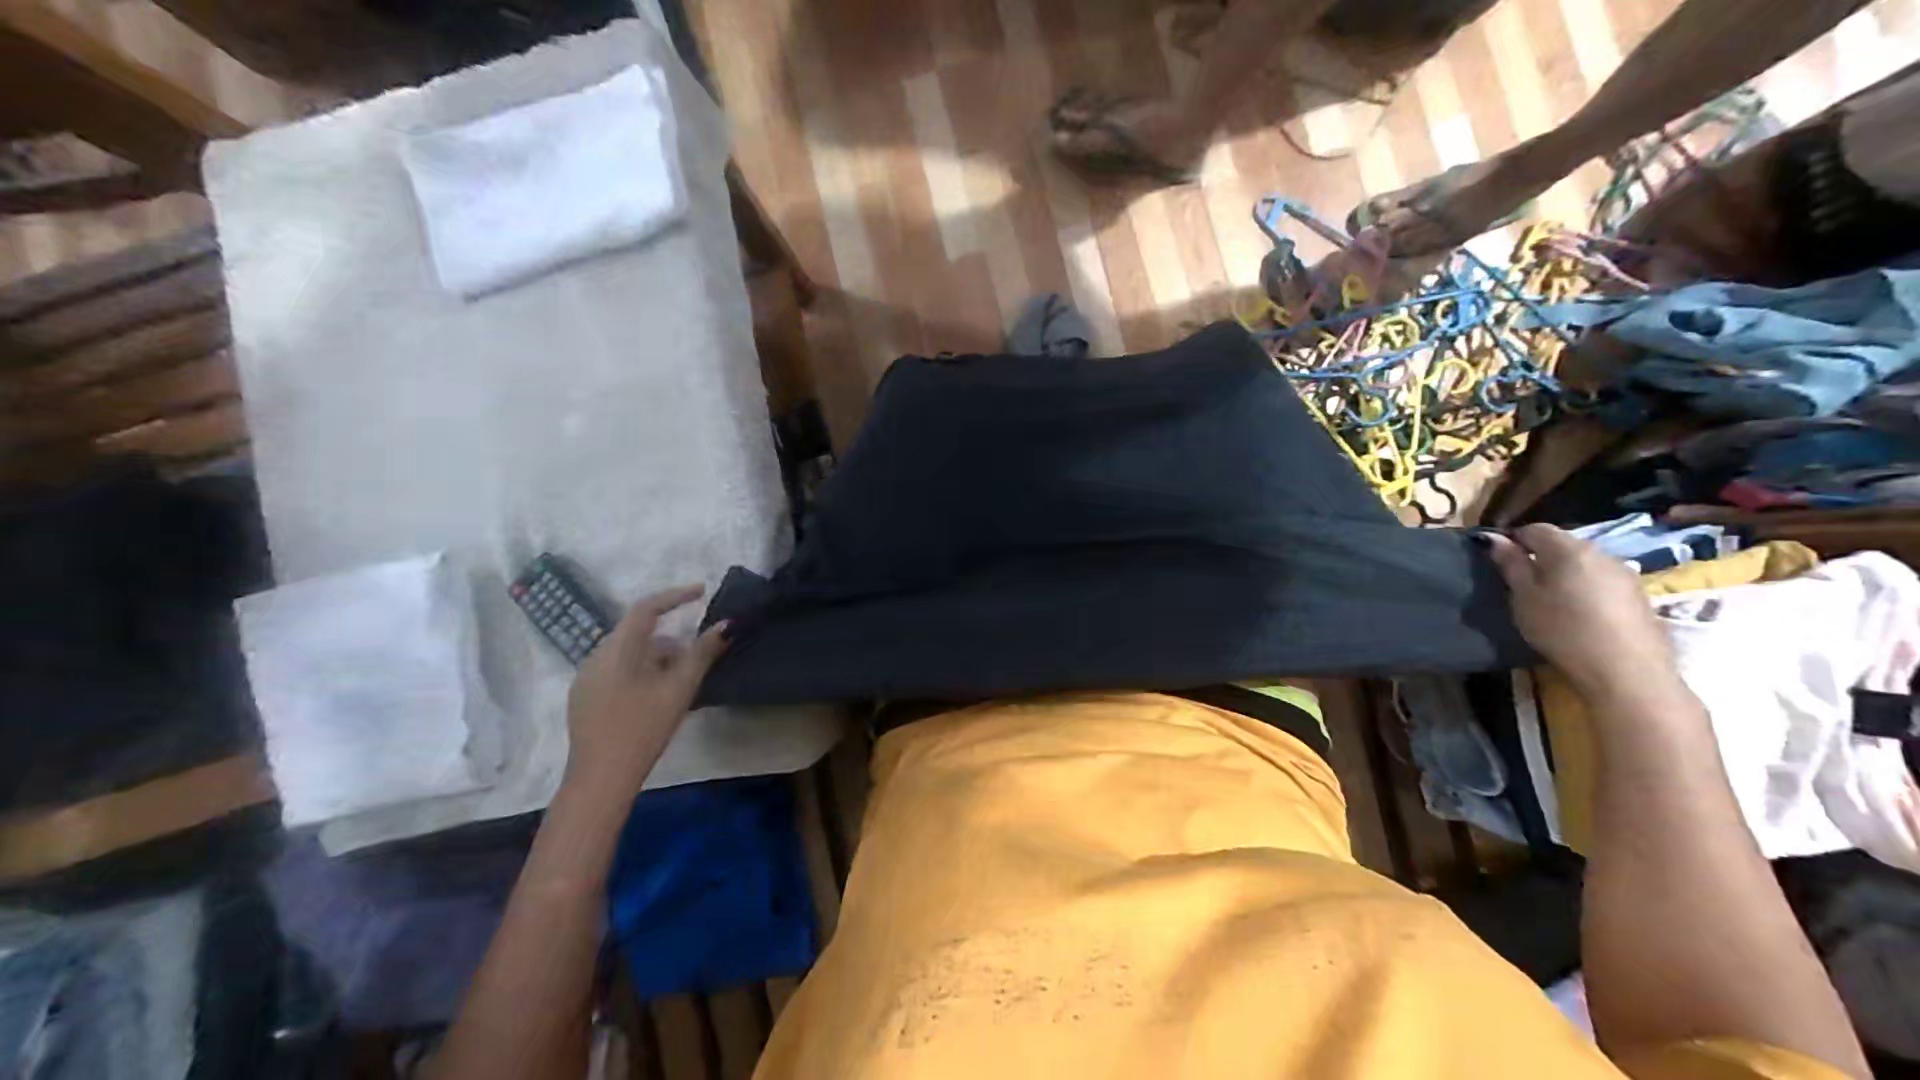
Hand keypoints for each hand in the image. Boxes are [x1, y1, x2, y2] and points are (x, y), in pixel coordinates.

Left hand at [562, 584, 728, 800]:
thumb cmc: (643, 729)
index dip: (675, 596)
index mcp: (616, 650)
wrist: (601, 778)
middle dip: (670, 635)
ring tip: (682, 677)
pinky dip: (642, 670)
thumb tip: (727, 625)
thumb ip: (703, 653)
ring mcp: (586, 678)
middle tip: (697, 649)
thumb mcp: (679, 689)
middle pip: (637, 631)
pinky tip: (657, 694)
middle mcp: (596, 657)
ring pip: (628, 653)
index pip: (646, 608)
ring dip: (657, 655)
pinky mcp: (584, 698)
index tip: (702, 592)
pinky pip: (617, 670)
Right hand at [1486, 524, 1679, 704]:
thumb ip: (1511, 565)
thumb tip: (1495, 539)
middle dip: (1541, 555)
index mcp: (1568, 549)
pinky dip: (1585, 586)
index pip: (1535, 529)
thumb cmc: (1563, 630)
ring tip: (1552, 598)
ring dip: (1565, 572)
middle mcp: (1600, 552)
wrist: (1626, 671)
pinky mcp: (1639, 594)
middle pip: (1563, 543)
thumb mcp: (1524, 598)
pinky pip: (1602, 578)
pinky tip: (1580, 610)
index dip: (1514, 540)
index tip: (1501, 561)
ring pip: (1584, 561)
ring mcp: (1625, 572)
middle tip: (1523, 583)